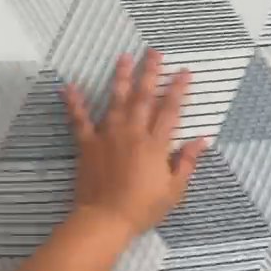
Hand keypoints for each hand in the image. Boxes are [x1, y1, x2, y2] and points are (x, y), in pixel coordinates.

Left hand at [62, 51, 208, 237]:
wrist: (105, 219)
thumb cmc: (142, 208)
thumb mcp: (174, 190)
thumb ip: (186, 162)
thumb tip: (201, 140)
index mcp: (156, 144)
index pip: (170, 110)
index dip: (178, 89)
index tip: (184, 71)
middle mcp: (133, 133)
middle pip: (144, 97)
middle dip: (150, 72)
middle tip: (154, 52)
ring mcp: (108, 136)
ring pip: (117, 101)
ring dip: (121, 78)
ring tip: (124, 57)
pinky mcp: (87, 144)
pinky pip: (79, 120)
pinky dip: (74, 103)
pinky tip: (69, 87)